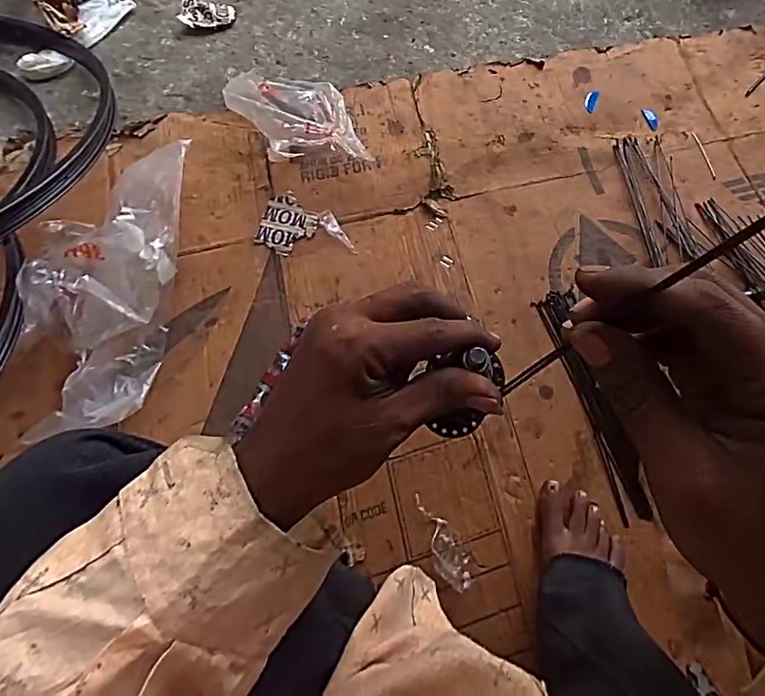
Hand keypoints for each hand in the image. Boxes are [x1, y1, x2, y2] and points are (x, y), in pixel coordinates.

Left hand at [236, 284, 502, 529]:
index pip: (428, 328)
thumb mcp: (389, 425)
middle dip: (449, 315)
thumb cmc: (326, 455)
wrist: (269, 468)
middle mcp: (343, 317)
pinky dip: (402, 328)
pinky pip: (375, 315)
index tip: (495, 346)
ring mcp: (331, 319)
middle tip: (476, 344)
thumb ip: (440, 395)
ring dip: (425, 320)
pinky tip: (417, 357)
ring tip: (451, 354)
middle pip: (411, 297)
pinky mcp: (326, 329)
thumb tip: (490, 389)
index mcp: (357, 341)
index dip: (468, 336)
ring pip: (393, 302)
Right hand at [568, 266, 764, 651]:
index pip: (707, 305)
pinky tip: (620, 341)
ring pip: (696, 313)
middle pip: (703, 300)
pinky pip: (697, 338)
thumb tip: (584, 331)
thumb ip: (633, 389)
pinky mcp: (751, 376)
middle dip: (636, 296)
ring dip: (641, 313)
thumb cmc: (741, 538)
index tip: (584, 281)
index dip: (640, 286)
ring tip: (590, 324)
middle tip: (580, 306)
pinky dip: (654, 335)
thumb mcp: (677, 464)